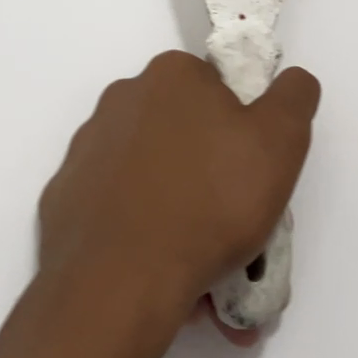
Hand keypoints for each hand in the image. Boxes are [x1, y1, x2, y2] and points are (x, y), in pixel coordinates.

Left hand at [0, 53, 319, 357]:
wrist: (119, 281)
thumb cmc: (210, 201)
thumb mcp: (281, 141)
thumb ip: (294, 96)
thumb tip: (292, 81)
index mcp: (171, 75)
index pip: (216, 89)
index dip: (240, 129)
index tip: (250, 173)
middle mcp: (122, 99)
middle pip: (180, 129)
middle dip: (207, 170)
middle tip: (230, 222)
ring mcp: (86, 148)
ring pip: (148, 171)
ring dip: (174, 203)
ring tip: (198, 258)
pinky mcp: (64, 198)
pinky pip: (114, 206)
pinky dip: (138, 228)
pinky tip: (157, 265)